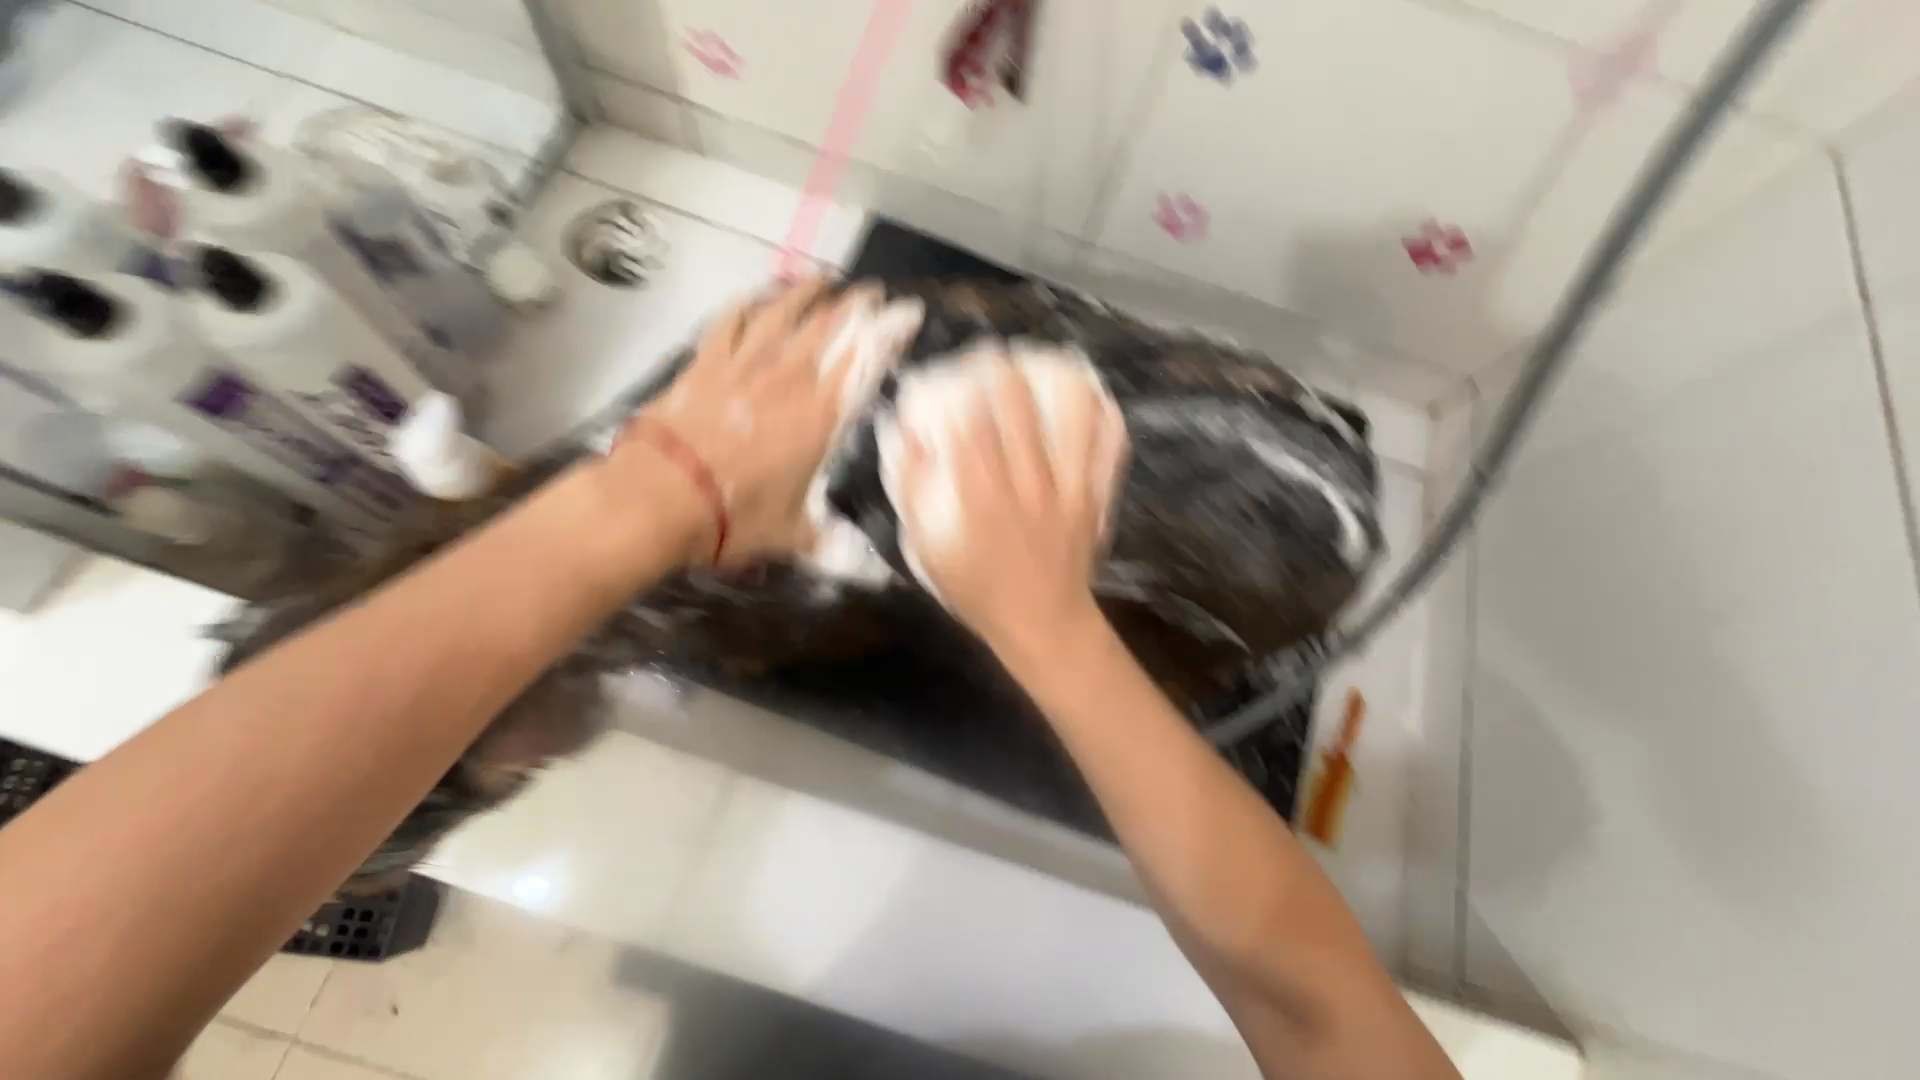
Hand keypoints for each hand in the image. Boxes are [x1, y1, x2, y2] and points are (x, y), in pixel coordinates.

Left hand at [606, 277, 911, 565]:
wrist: (661, 497)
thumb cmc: (735, 516)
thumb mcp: (793, 535)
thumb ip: (830, 540)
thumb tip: (863, 564)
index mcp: (820, 415)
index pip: (865, 360)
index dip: (889, 333)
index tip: (907, 314)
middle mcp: (788, 378)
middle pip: (828, 325)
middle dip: (855, 305)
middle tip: (871, 293)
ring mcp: (744, 364)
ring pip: (782, 313)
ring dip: (805, 293)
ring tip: (822, 280)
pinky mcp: (705, 363)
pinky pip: (729, 322)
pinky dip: (745, 306)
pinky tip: (753, 298)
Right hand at [880, 345, 1129, 661]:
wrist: (1041, 622)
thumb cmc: (975, 586)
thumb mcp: (923, 546)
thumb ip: (911, 486)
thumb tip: (901, 429)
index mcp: (976, 494)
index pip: (969, 420)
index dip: (961, 384)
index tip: (956, 370)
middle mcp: (1023, 483)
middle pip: (1018, 407)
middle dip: (1003, 369)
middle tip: (996, 357)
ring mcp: (1067, 488)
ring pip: (1072, 416)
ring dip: (1059, 379)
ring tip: (1047, 362)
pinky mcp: (1095, 497)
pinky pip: (1109, 446)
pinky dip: (1104, 414)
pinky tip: (1092, 395)